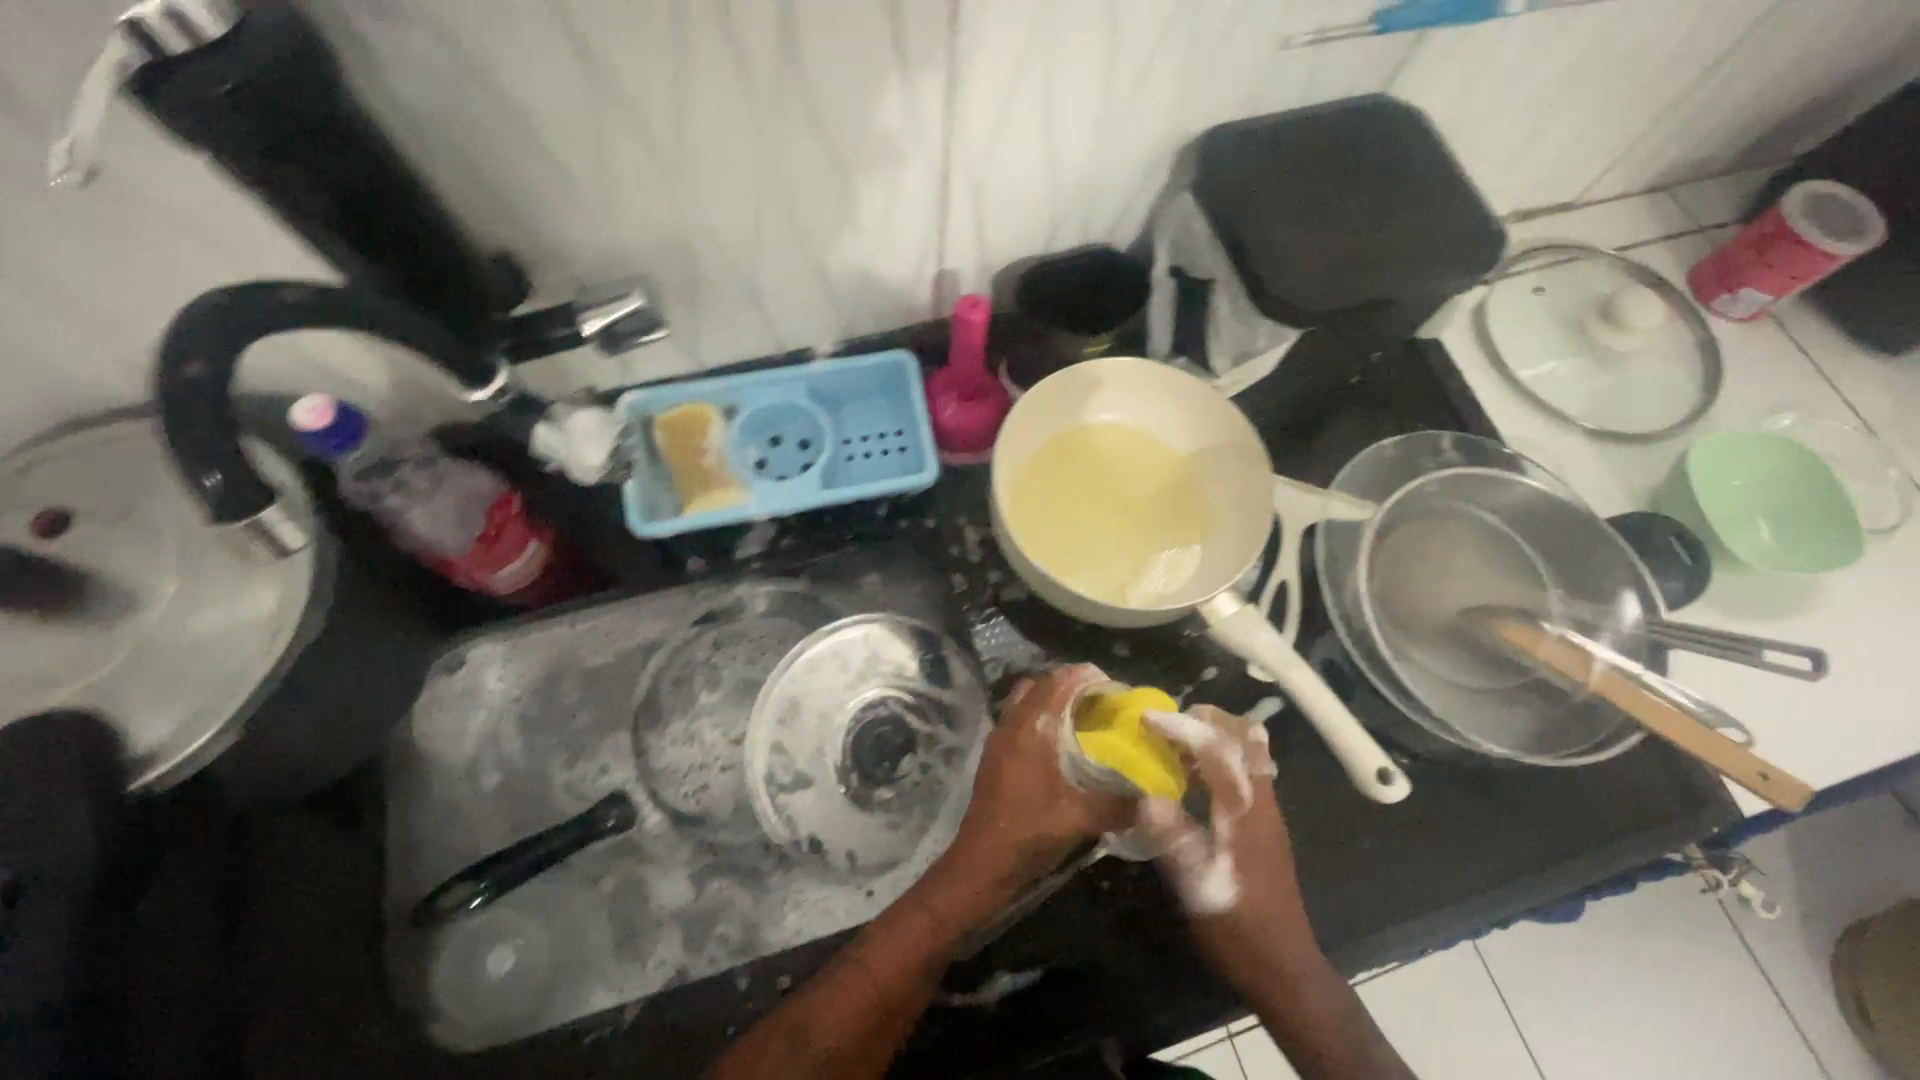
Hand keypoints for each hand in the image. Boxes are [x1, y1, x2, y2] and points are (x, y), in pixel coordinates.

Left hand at [944, 665, 1133, 891]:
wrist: (983, 861)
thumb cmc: (1031, 832)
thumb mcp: (1083, 818)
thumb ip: (1120, 804)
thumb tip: (1152, 798)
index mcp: (1032, 728)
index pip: (1060, 681)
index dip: (1087, 676)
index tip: (1113, 688)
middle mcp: (1011, 723)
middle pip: (1040, 684)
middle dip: (1069, 684)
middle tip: (1098, 702)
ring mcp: (998, 738)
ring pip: (1024, 700)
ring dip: (1050, 701)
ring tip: (1079, 720)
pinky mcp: (992, 756)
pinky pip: (1016, 720)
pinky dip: (1037, 720)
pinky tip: (1057, 747)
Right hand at [1136, 706, 1322, 988]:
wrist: (1283, 966)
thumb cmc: (1238, 928)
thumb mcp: (1199, 888)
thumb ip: (1175, 842)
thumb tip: (1147, 797)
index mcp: (1246, 811)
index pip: (1218, 749)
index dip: (1183, 727)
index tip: (1147, 717)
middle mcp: (1262, 803)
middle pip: (1246, 738)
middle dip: (1207, 719)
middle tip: (1166, 719)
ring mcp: (1267, 814)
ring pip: (1250, 753)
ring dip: (1216, 735)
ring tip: (1175, 739)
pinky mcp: (1265, 827)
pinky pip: (1248, 772)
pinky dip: (1222, 757)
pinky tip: (1194, 776)